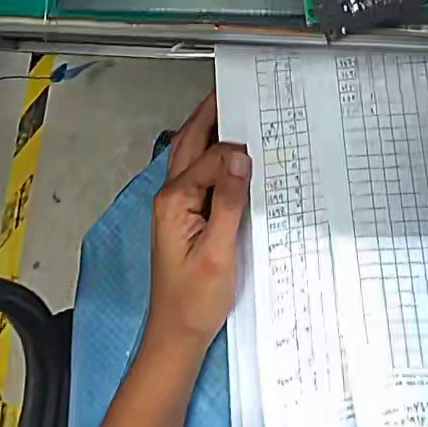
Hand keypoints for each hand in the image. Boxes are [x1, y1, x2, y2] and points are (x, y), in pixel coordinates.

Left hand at [103, 94, 250, 426]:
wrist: (176, 334)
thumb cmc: (195, 299)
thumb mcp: (217, 251)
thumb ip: (228, 201)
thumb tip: (239, 157)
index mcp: (175, 199)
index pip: (209, 158)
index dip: (234, 146)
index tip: (258, 128)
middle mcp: (169, 195)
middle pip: (188, 142)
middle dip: (207, 115)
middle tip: (228, 92)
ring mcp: (173, 203)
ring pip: (187, 153)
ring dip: (204, 130)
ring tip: (227, 111)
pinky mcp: (181, 214)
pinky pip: (194, 171)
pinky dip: (208, 154)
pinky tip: (225, 154)